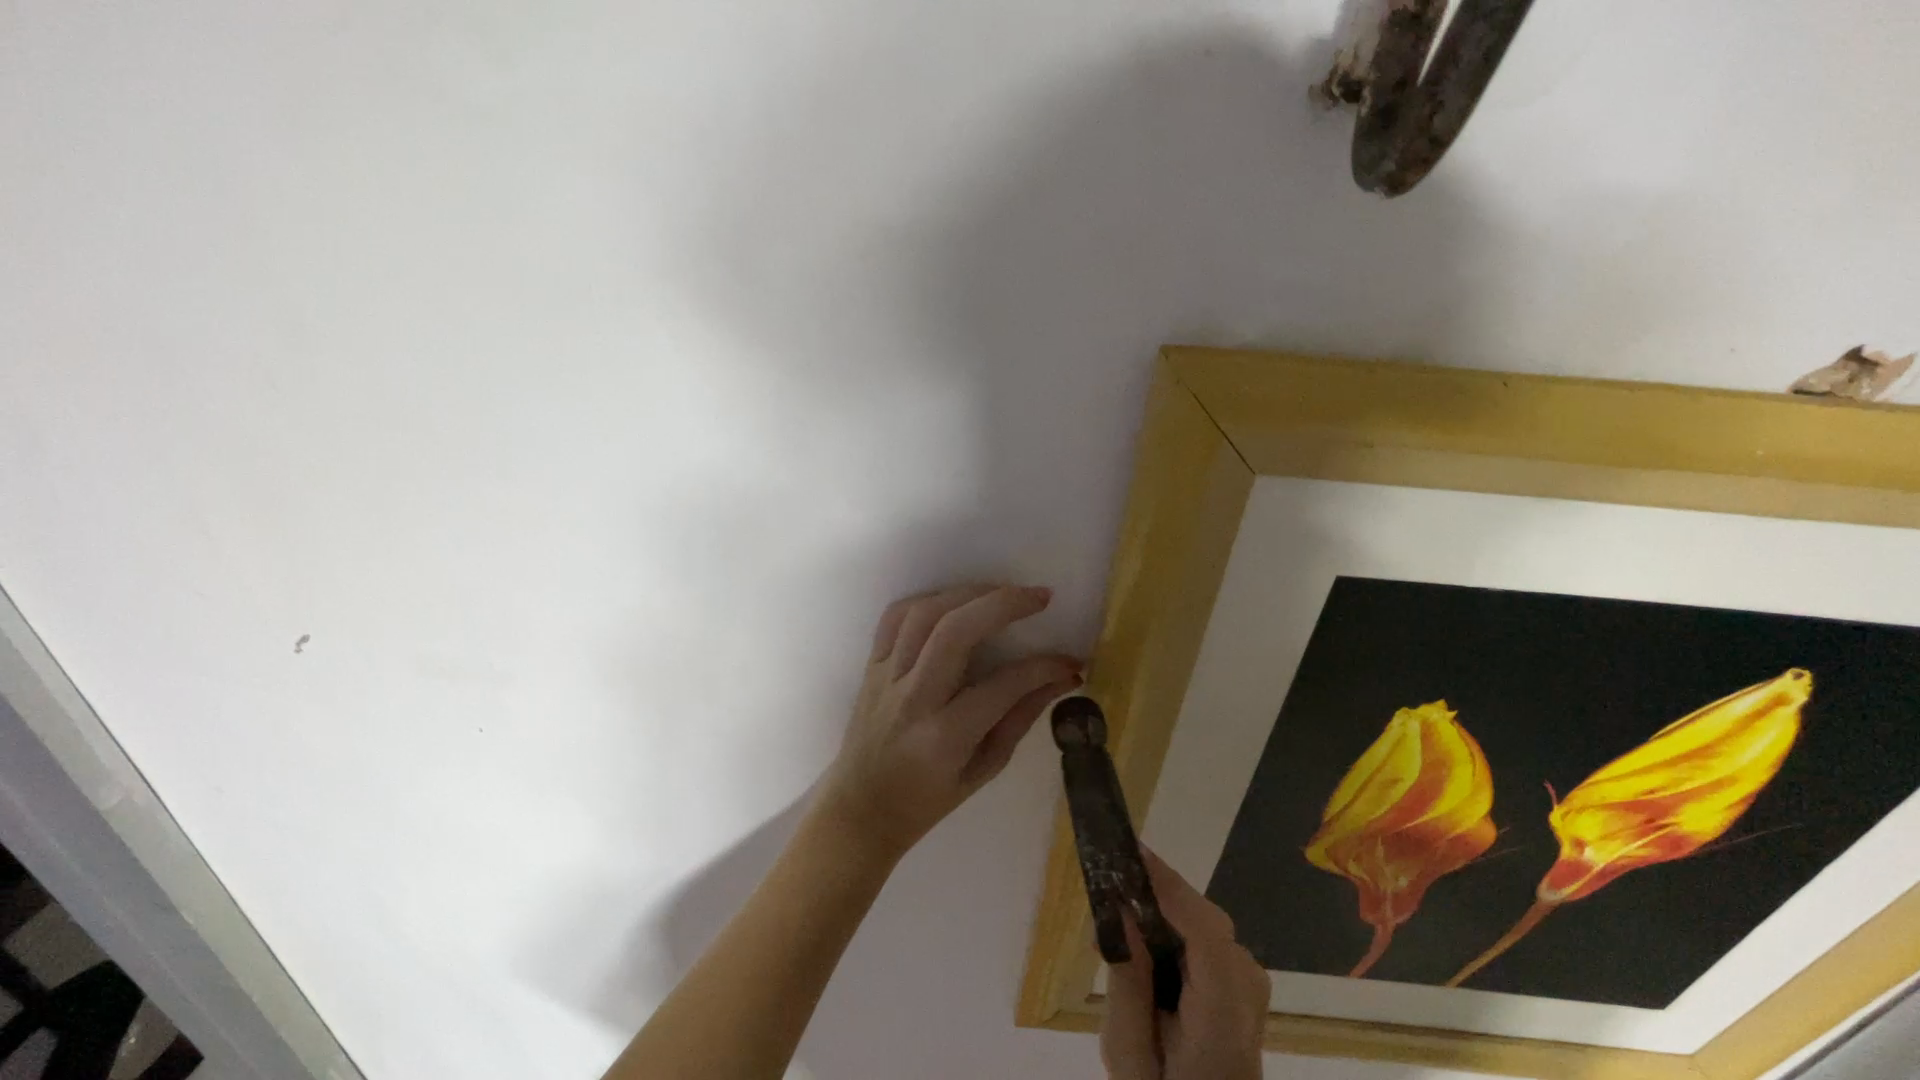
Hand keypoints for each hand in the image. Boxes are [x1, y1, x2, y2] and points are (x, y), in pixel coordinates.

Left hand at [813, 584, 1082, 860]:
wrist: (861, 808)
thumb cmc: (927, 799)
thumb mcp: (983, 770)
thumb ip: (1020, 718)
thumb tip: (1062, 678)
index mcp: (944, 736)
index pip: (1002, 685)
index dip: (1043, 667)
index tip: (1070, 662)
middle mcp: (912, 700)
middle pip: (955, 631)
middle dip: (1003, 604)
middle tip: (1040, 598)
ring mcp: (886, 678)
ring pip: (924, 614)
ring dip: (968, 593)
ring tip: (1003, 593)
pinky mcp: (871, 667)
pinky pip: (895, 618)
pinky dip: (928, 600)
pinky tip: (956, 601)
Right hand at [1102, 850, 1269, 1079]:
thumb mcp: (1128, 1057)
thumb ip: (1127, 986)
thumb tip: (1123, 914)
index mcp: (1224, 1014)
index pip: (1206, 932)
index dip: (1170, 887)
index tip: (1130, 853)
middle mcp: (1248, 989)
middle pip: (1205, 921)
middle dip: (1155, 895)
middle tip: (1104, 889)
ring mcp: (1251, 986)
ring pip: (1203, 925)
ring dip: (1159, 914)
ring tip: (1111, 924)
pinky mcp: (1243, 985)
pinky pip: (1206, 941)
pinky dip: (1172, 932)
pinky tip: (1139, 947)